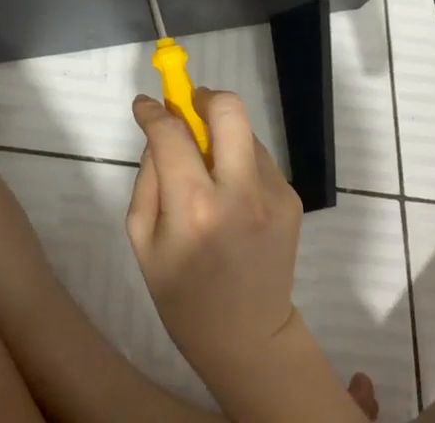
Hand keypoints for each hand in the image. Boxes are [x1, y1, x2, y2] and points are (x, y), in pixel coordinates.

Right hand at [126, 88, 304, 376]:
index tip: (145, 104)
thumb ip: (148, 178)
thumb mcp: (143, 239)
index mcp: (193, 209)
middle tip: (187, 110)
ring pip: (245, 131)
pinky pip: (258, 158)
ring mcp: (273, 195)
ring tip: (208, 169)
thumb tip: (157, 130)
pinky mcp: (291, 200)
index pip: (171, 133)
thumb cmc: (182, 293)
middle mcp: (239, 193)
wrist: (247, 337)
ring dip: (221, 134)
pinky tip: (230, 194)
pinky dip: (238, 161)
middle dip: (202, 97)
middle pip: (229, 110)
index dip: (153, 110)